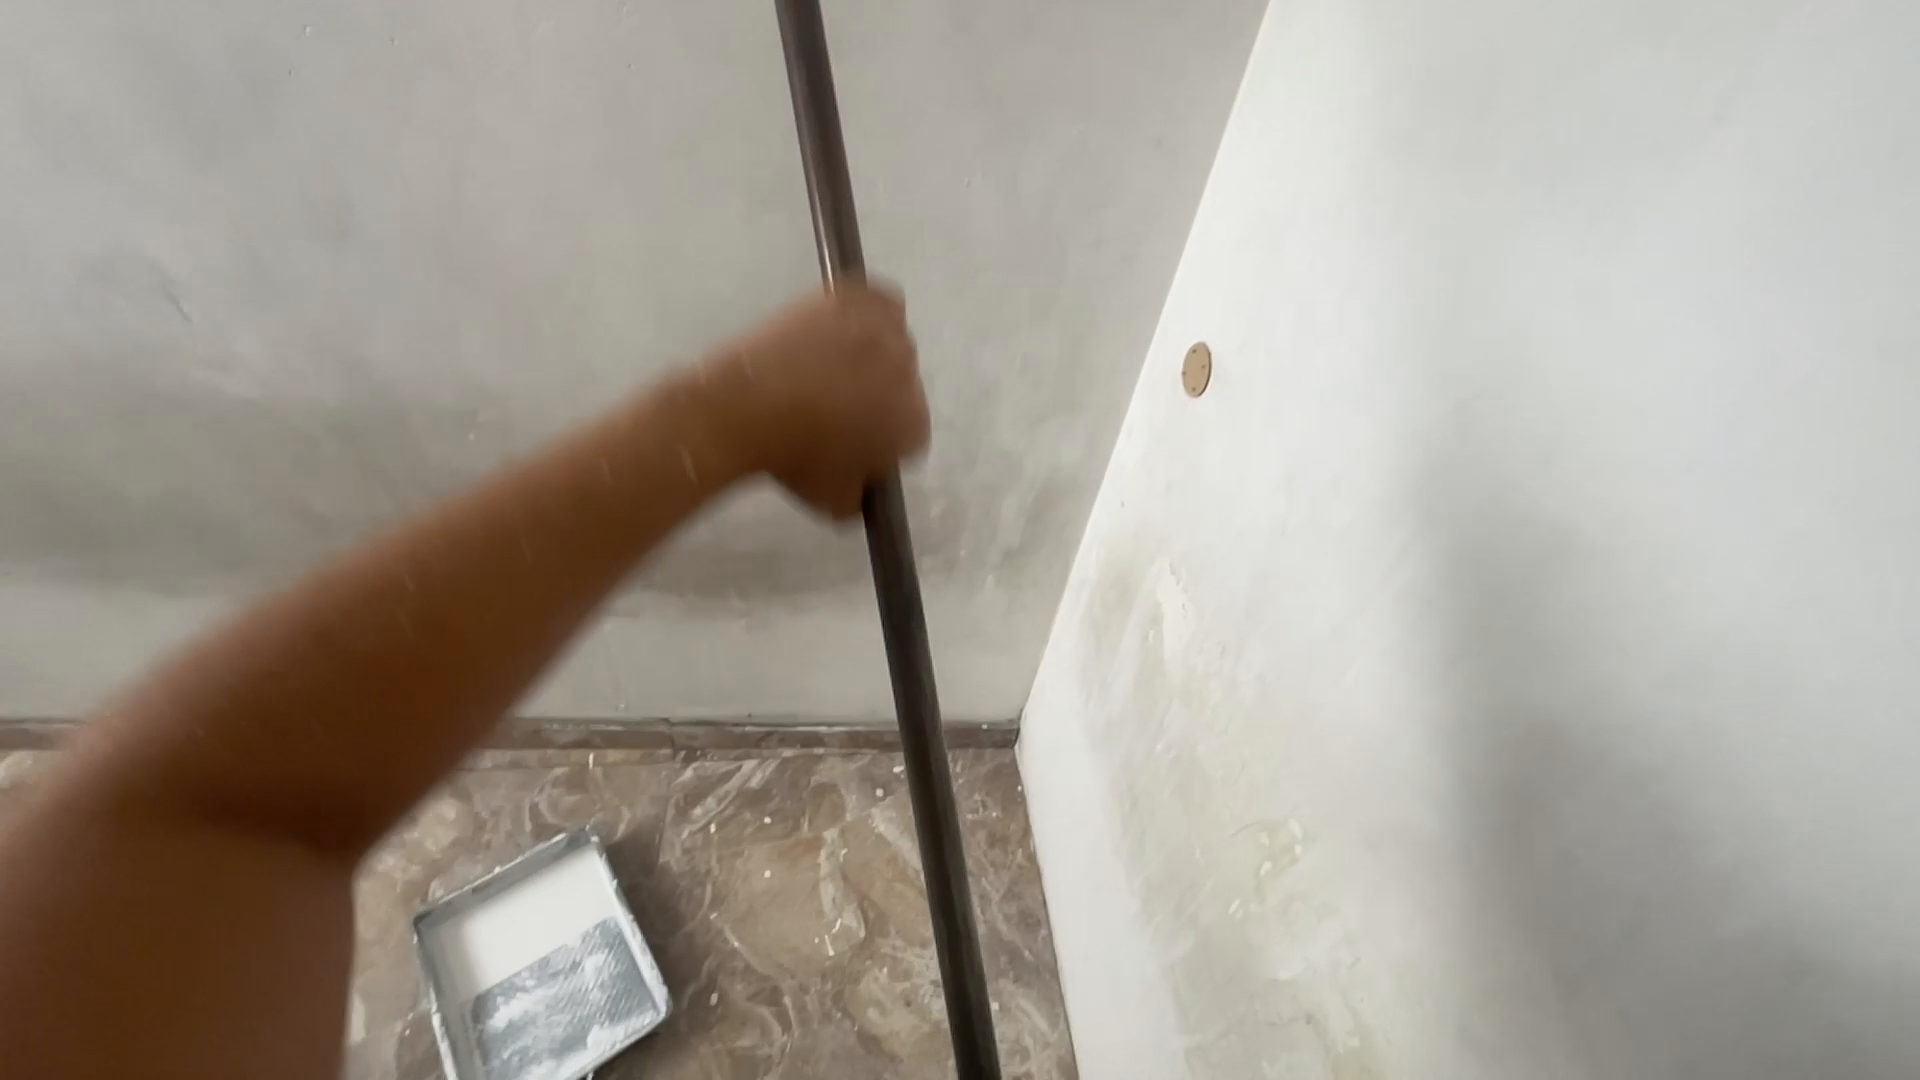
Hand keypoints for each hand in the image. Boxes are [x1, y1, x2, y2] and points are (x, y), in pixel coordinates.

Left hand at [704, 284, 928, 518]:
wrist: (740, 410)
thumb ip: (864, 496)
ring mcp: (882, 332)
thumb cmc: (790, 460)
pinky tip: (845, 327)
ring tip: (833, 366)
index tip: (856, 439)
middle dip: (879, 396)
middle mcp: (908, 374)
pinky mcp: (854, 298)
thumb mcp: (835, 503)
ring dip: (874, 354)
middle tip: (839, 404)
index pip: (912, 433)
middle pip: (904, 385)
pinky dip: (871, 313)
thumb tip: (867, 485)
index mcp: (911, 425)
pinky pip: (882, 302)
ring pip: (894, 342)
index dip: (883, 438)